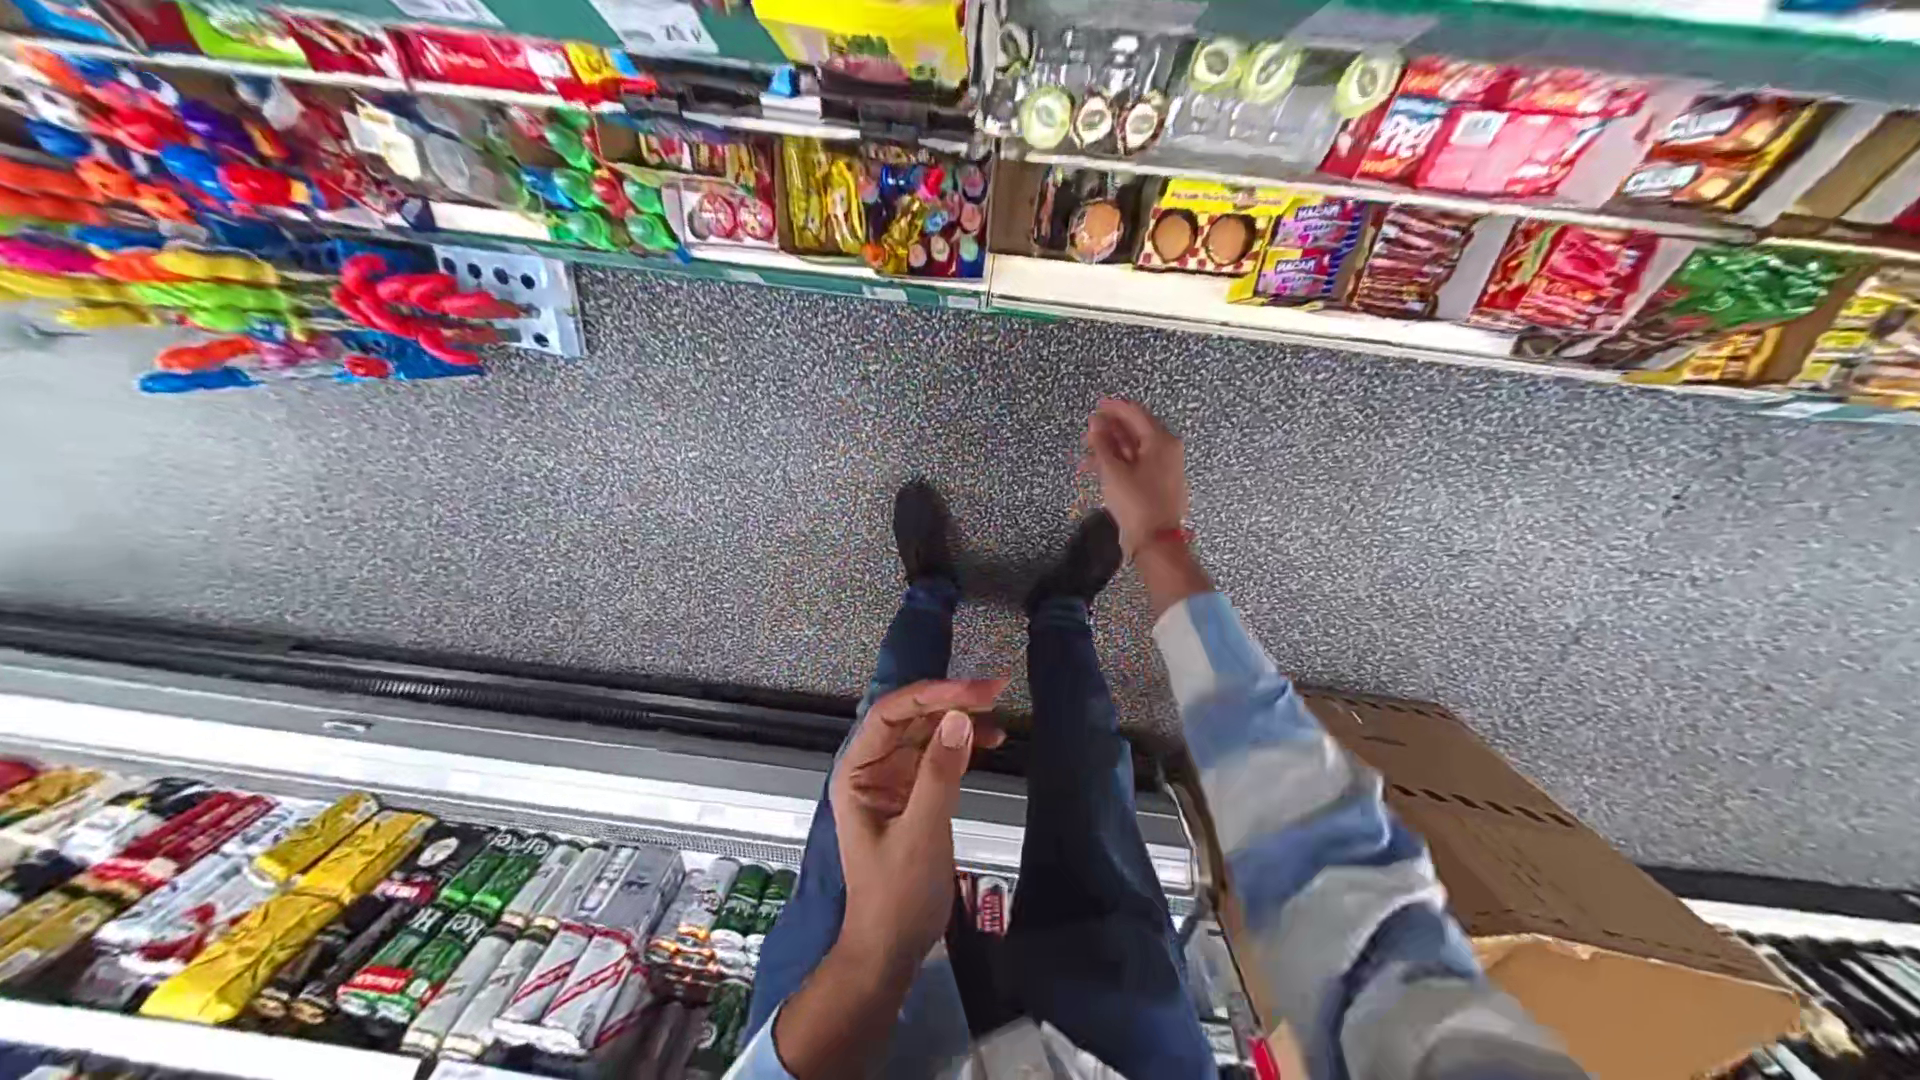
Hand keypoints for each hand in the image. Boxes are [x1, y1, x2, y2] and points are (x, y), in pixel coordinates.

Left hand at [834, 678, 1006, 968]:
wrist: (893, 948)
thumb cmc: (896, 896)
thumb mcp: (919, 834)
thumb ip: (939, 774)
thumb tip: (959, 719)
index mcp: (857, 771)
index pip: (889, 714)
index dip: (930, 694)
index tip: (973, 690)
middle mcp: (874, 767)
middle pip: (910, 717)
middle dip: (949, 700)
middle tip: (993, 691)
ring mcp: (896, 778)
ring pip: (928, 731)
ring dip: (960, 719)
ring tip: (997, 713)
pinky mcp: (917, 791)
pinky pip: (940, 754)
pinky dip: (965, 744)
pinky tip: (991, 741)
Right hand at [1086, 397, 1189, 557]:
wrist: (1156, 540)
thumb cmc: (1136, 504)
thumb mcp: (1113, 471)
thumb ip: (1102, 444)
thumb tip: (1095, 423)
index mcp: (1161, 440)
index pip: (1135, 413)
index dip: (1113, 407)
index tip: (1096, 406)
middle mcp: (1167, 449)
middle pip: (1136, 429)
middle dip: (1111, 428)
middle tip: (1089, 431)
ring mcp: (1166, 466)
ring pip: (1136, 447)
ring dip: (1113, 446)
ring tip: (1089, 452)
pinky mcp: (1161, 481)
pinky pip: (1139, 462)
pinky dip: (1121, 461)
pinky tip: (1102, 467)